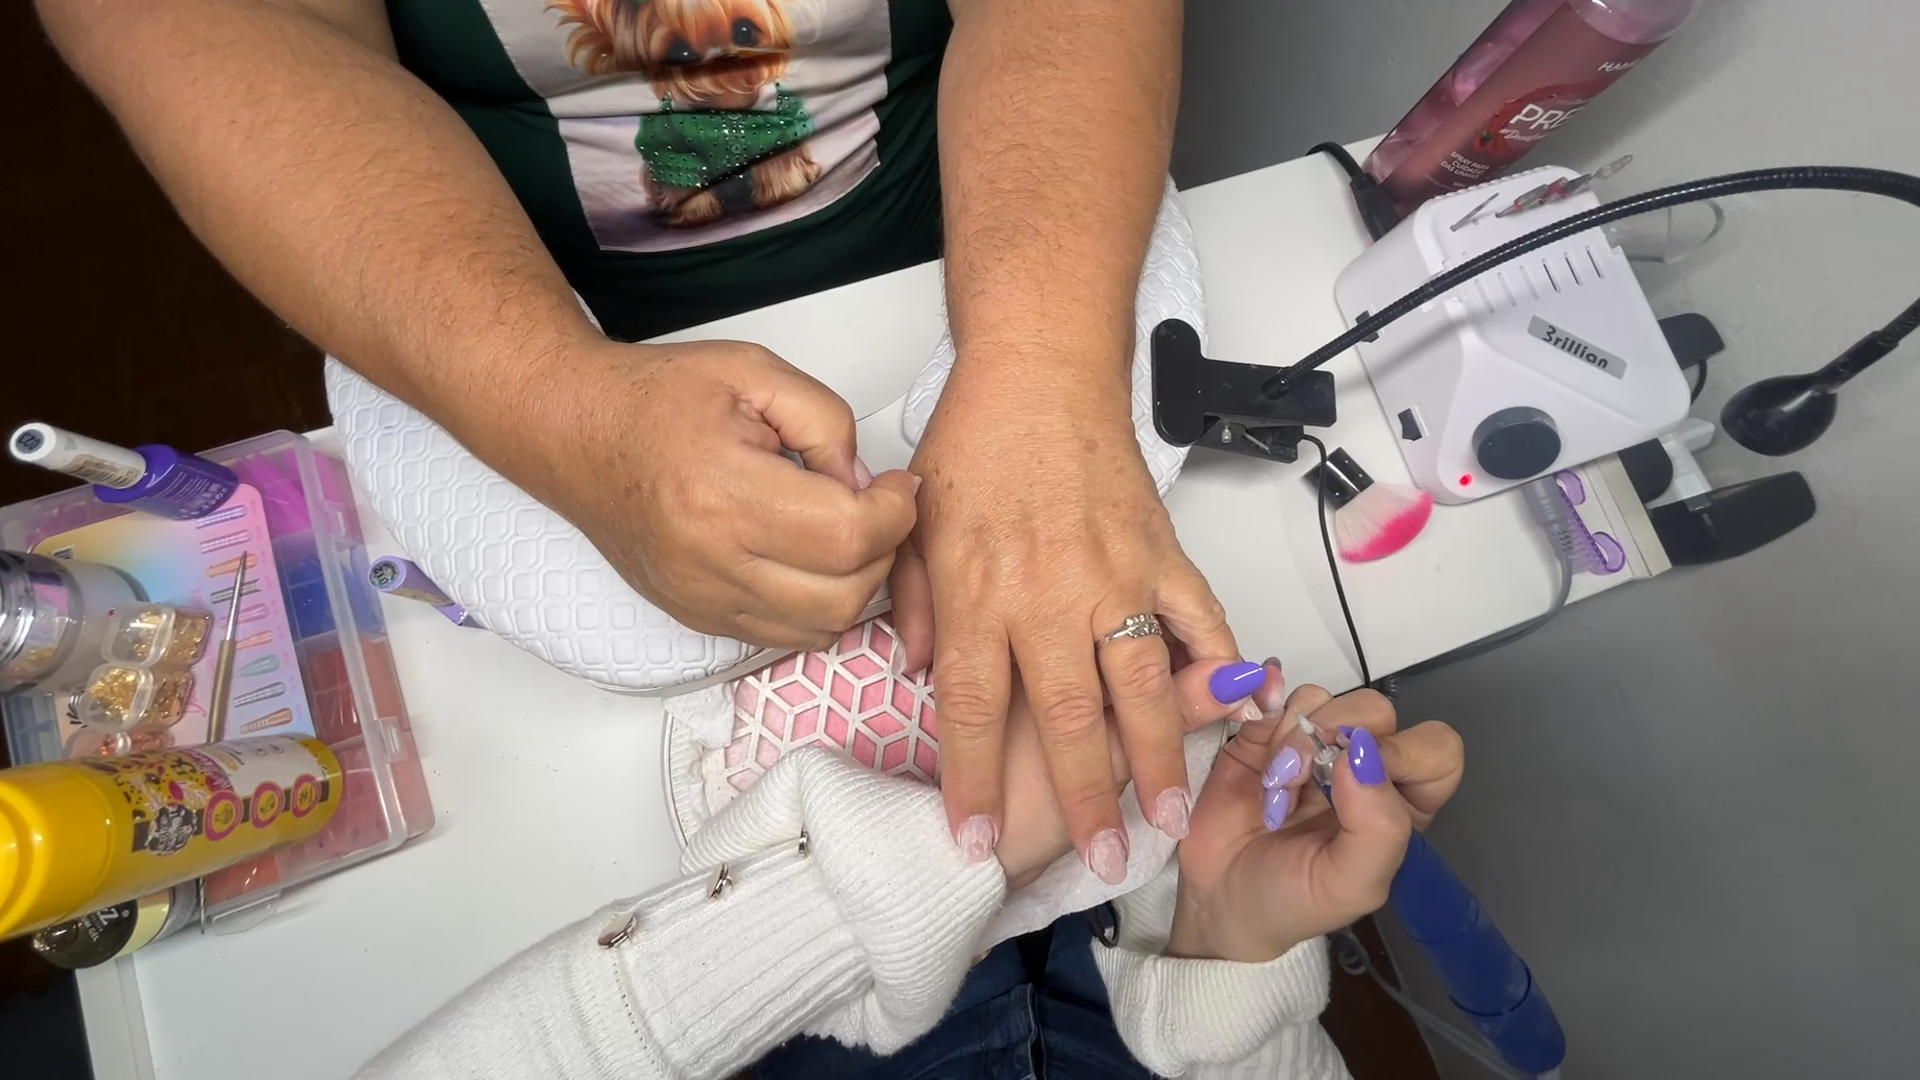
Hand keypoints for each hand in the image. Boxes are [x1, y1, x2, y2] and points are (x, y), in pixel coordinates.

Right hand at [493, 339, 918, 648]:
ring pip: (821, 628)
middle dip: (884, 552)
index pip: (848, 535)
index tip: (898, 487)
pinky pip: (785, 637)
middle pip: (843, 594)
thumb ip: (827, 423)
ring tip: (845, 535)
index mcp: (724, 491)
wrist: (572, 432)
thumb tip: (865, 486)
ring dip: (856, 586)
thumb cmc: (655, 398)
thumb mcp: (755, 373)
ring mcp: (700, 597)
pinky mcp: (696, 615)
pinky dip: (818, 607)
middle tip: (877, 509)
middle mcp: (710, 560)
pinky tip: (811, 562)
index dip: (895, 513)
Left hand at [898, 364, 1238, 883]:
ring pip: (1139, 684)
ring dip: (1158, 758)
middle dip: (1081, 799)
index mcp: (977, 589)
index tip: (979, 840)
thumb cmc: (974, 440)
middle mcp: (1047, 593)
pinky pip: (1200, 616)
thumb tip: (915, 671)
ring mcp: (1114, 574)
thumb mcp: (914, 519)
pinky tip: (1239, 711)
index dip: (973, 781)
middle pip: (1064, 715)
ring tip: (1173, 820)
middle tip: (1098, 860)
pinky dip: (1223, 665)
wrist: (1039, 373)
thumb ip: (909, 600)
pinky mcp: (1161, 549)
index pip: (969, 706)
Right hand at [1167, 676, 1466, 963]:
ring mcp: (1309, 744)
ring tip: (1272, 784)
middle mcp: (1360, 766)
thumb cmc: (1294, 899)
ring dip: (1292, 737)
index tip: (1354, 777)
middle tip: (1300, 779)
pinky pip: (1272, 698)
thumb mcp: (1351, 884)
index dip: (1403, 751)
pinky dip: (1264, 719)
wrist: (1221, 896)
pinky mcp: (1263, 731)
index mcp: (1399, 803)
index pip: (1434, 749)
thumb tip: (1362, 752)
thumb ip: (1378, 828)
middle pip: (1374, 711)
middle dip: (1333, 738)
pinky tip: (1256, 758)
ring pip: (1321, 699)